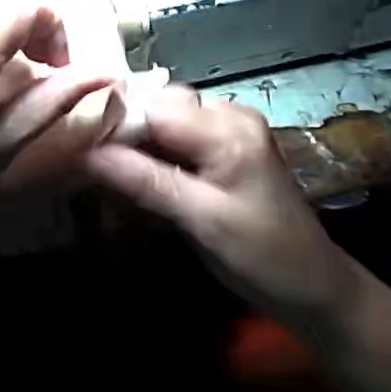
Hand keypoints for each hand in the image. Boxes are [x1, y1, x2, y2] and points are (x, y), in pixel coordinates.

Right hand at [83, 88, 356, 322]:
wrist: (314, 286)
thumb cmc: (264, 256)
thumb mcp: (203, 221)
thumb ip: (147, 182)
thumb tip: (87, 153)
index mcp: (229, 128)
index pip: (156, 108)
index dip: (115, 123)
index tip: (76, 145)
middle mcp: (229, 116)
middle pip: (160, 105)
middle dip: (124, 129)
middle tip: (88, 160)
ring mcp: (230, 130)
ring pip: (166, 118)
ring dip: (137, 141)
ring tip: (105, 168)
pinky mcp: (226, 147)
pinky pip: (180, 135)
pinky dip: (155, 151)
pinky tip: (138, 173)